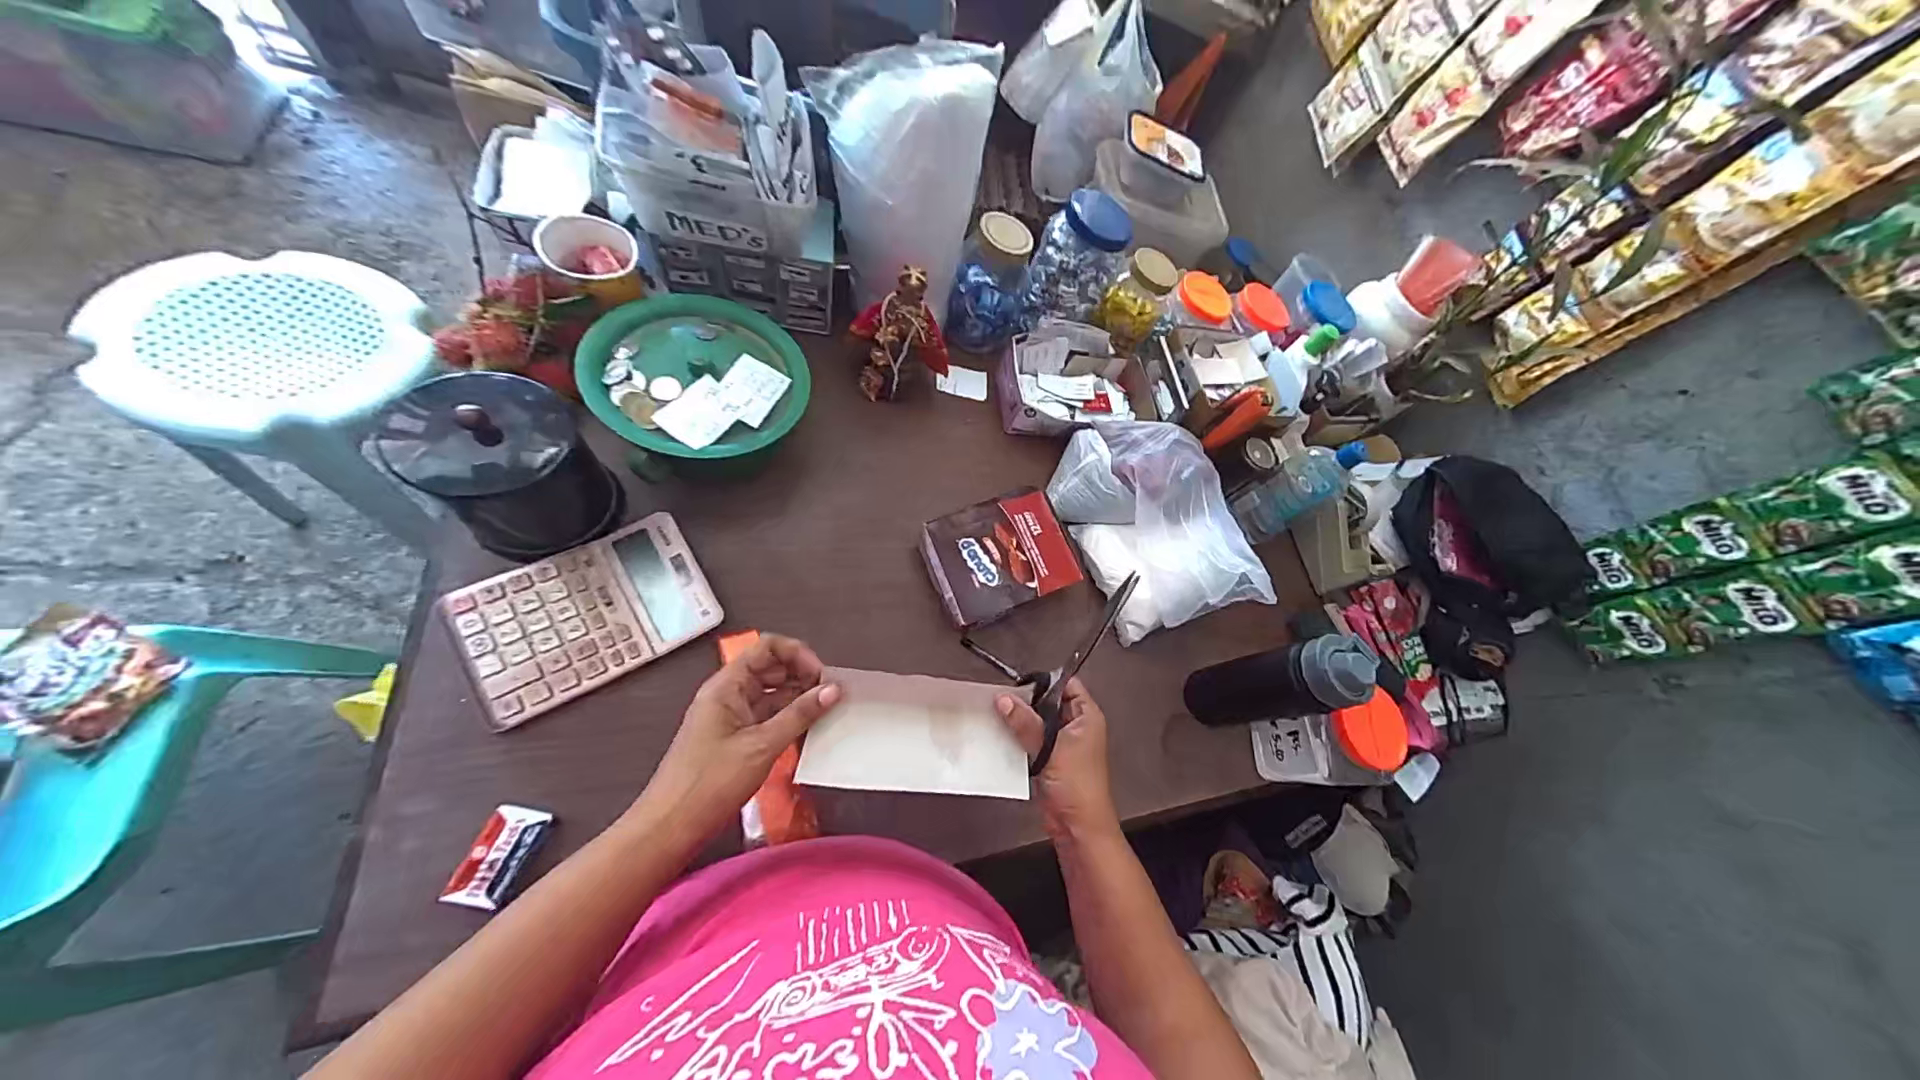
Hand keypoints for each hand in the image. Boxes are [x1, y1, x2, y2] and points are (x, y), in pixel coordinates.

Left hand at [631, 634, 841, 842]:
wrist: (670, 826)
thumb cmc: (709, 782)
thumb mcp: (761, 745)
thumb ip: (800, 714)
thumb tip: (832, 689)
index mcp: (727, 685)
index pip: (767, 648)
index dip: (797, 654)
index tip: (821, 675)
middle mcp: (729, 694)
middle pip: (772, 668)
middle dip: (803, 675)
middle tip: (830, 694)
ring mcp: (732, 716)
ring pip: (773, 693)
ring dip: (799, 698)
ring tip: (826, 712)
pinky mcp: (737, 738)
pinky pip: (768, 717)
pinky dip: (789, 718)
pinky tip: (810, 729)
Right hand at [996, 678, 1118, 840]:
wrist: (1078, 827)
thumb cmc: (1078, 786)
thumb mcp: (1051, 748)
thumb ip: (1027, 723)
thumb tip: (1004, 699)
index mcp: (1087, 717)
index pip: (1068, 684)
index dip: (1046, 681)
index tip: (1020, 682)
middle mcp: (1076, 726)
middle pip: (1049, 702)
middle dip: (1026, 700)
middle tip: (1001, 697)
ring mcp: (1062, 744)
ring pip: (1037, 722)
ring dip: (1020, 720)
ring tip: (996, 713)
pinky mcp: (1049, 760)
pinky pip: (1031, 740)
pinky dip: (1018, 738)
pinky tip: (1000, 735)